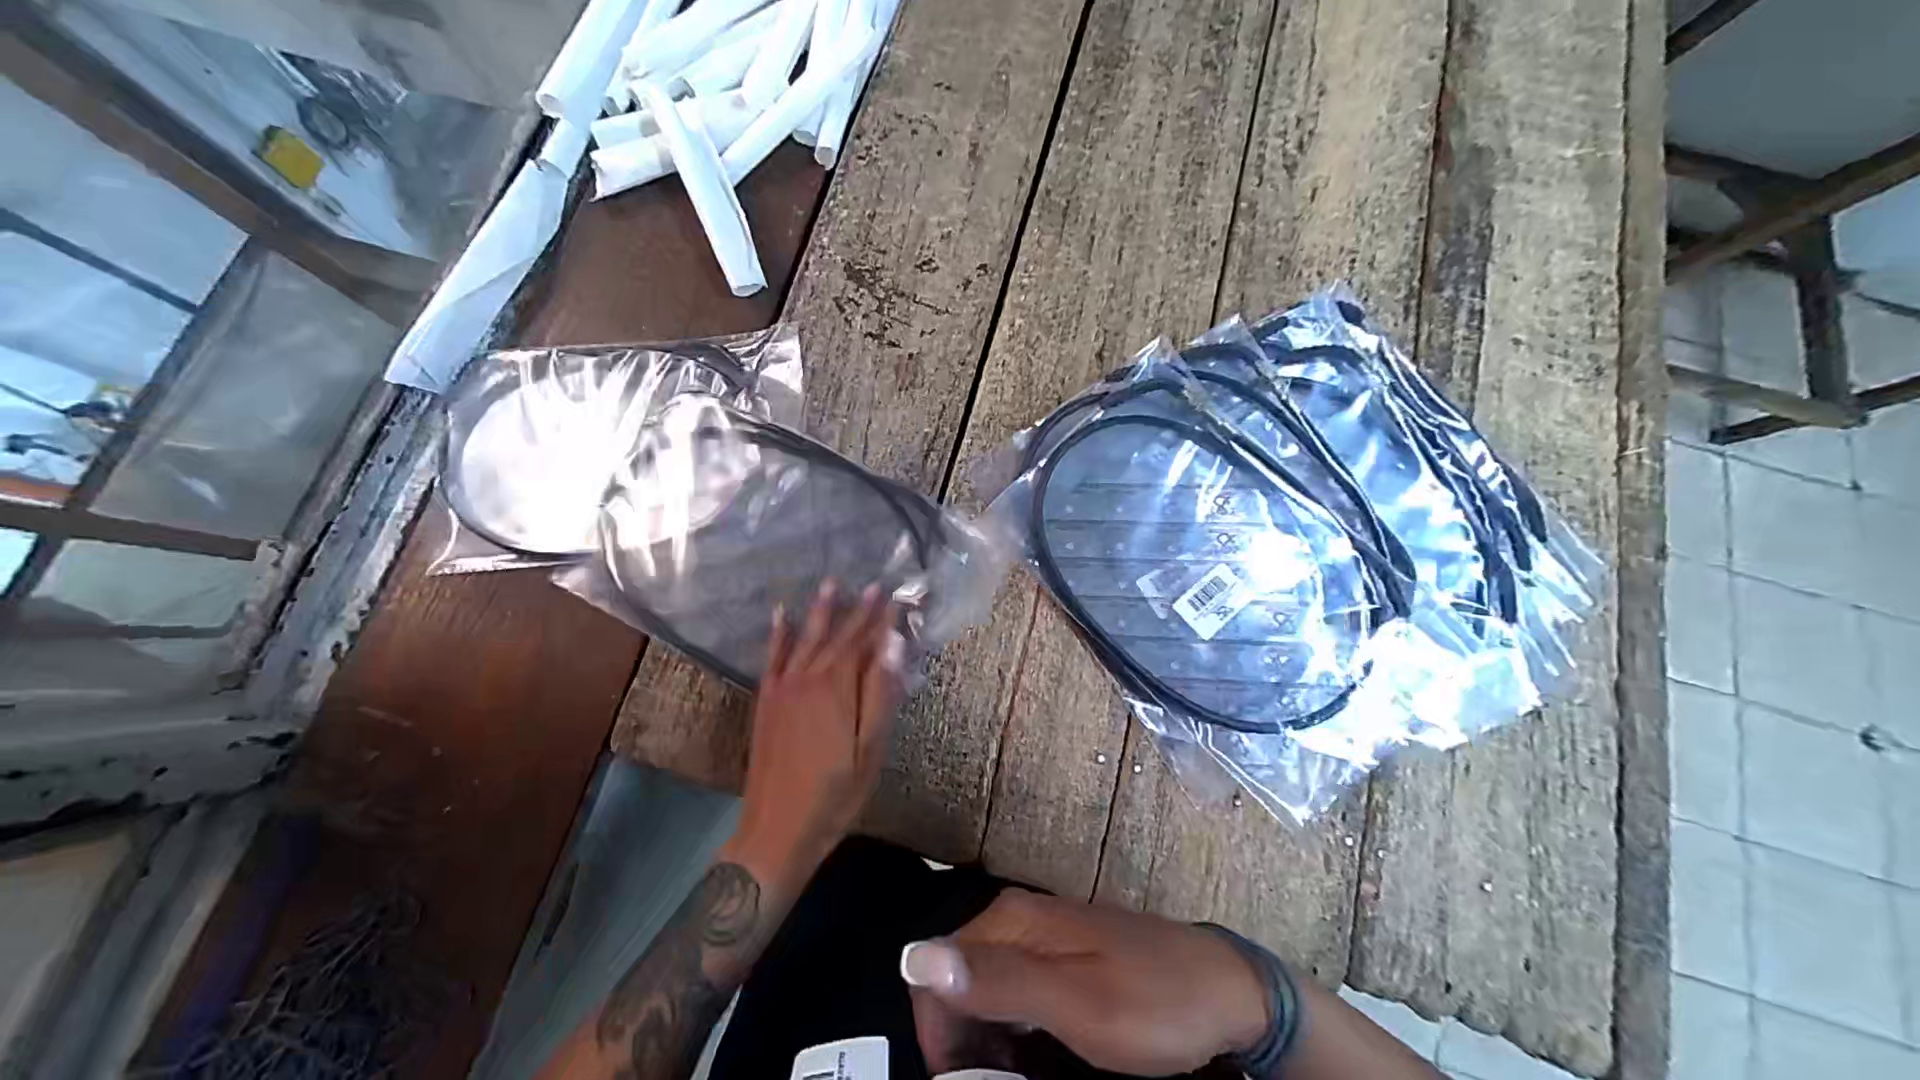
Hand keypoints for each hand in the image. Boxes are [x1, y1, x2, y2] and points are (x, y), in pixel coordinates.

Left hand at [723, 581, 904, 888]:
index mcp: (837, 689)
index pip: (864, 644)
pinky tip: (782, 615)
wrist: (776, 829)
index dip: (882, 620)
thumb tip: (894, 646)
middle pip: (838, 637)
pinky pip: (773, 657)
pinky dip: (779, 634)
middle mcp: (808, 679)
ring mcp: (783, 688)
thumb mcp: (869, 750)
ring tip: (832, 584)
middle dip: (857, 610)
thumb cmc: (834, 795)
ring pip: (806, 639)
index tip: (896, 596)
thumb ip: (880, 694)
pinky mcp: (766, 700)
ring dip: (821, 611)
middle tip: (873, 584)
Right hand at [902, 890, 1270, 1076]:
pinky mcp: (1066, 954)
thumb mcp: (1074, 1005)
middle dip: (961, 1039)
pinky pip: (1016, 991)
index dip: (937, 1032)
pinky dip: (1013, 1030)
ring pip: (985, 988)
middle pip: (957, 977)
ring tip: (1016, 1079)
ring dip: (987, 1040)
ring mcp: (1044, 935)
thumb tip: (912, 956)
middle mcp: (1019, 919)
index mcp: (1013, 921)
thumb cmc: (1153, 1004)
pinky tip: (1037, 1057)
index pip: (935, 969)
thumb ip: (996, 980)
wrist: (1228, 992)